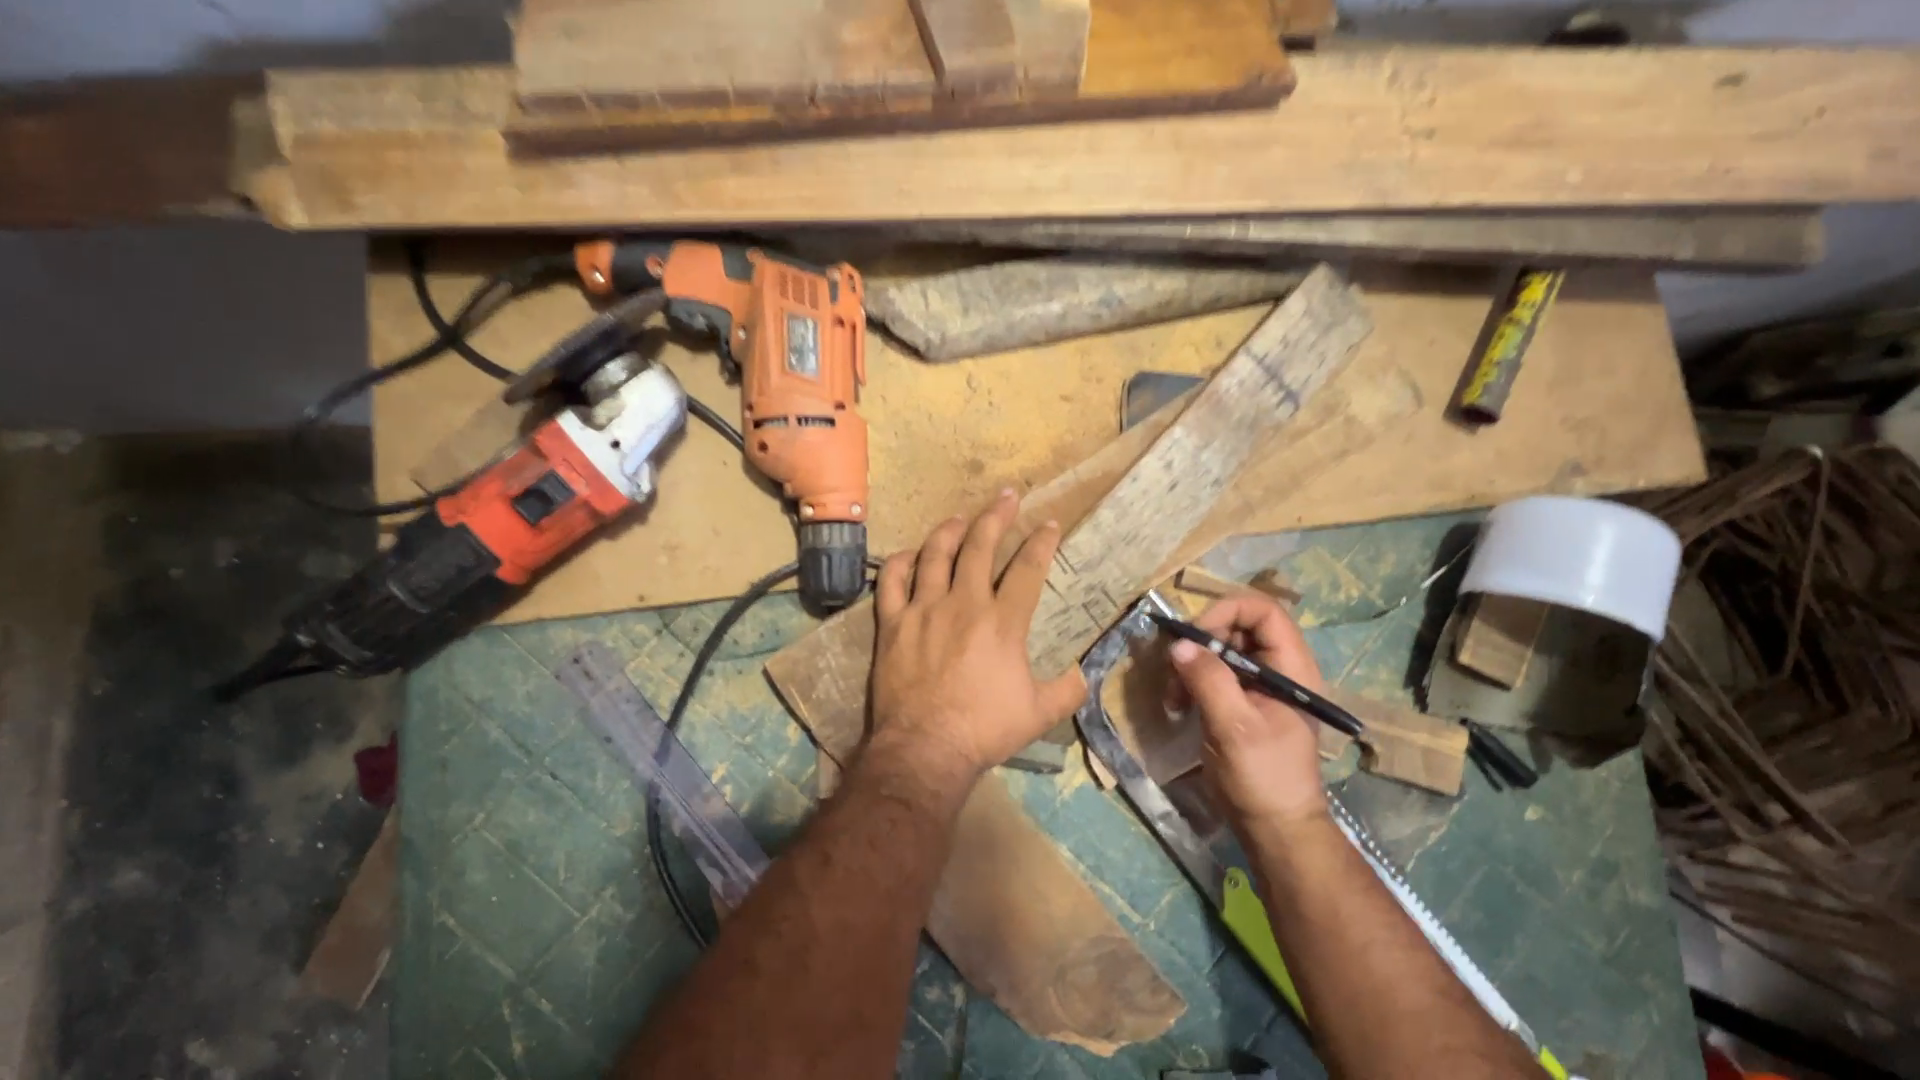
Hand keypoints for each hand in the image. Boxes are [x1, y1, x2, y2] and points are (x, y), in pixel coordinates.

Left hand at [868, 490, 1087, 781]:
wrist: (926, 747)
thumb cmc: (985, 730)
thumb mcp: (1039, 713)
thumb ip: (1067, 690)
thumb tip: (1083, 675)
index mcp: (1003, 622)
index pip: (1027, 569)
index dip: (1041, 542)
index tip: (1049, 524)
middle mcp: (964, 604)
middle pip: (980, 547)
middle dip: (997, 516)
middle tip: (1006, 497)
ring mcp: (924, 610)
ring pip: (935, 555)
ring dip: (949, 531)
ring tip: (959, 518)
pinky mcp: (892, 623)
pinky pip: (891, 581)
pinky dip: (900, 562)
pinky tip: (909, 556)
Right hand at [1167, 592, 1328, 828]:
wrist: (1275, 827)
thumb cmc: (1264, 777)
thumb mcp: (1235, 727)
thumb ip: (1209, 680)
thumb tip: (1179, 645)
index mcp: (1292, 668)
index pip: (1264, 611)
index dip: (1228, 610)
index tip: (1196, 635)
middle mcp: (1278, 669)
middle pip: (1238, 627)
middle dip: (1202, 642)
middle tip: (1177, 667)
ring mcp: (1259, 687)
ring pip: (1221, 651)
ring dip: (1192, 665)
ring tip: (1173, 696)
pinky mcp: (1241, 704)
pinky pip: (1214, 675)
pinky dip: (1192, 683)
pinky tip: (1177, 706)